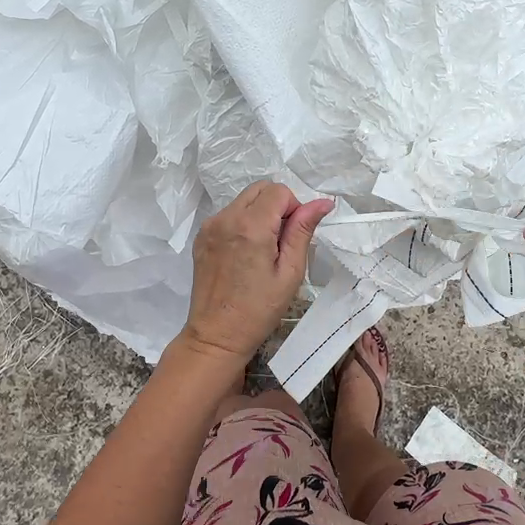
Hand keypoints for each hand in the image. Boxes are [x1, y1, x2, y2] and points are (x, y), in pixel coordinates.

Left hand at [178, 182, 333, 365]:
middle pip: (260, 188)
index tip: (292, 236)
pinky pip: (229, 214)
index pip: (279, 191)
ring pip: (244, 199)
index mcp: (251, 226)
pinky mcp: (201, 236)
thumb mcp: (290, 272)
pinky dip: (242, 223)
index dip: (293, 208)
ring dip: (259, 213)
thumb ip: (303, 230)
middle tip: (280, 241)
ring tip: (262, 249)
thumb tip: (323, 202)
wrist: (216, 336)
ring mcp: (210, 226)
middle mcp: (226, 218)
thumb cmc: (259, 309)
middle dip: (277, 205)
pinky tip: (244, 253)